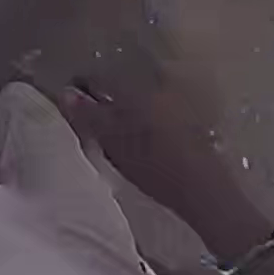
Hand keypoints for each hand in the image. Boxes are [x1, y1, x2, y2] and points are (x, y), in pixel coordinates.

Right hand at [61, 77, 272, 261]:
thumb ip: (87, 115)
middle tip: (86, 118)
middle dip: (100, 97)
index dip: (79, 88)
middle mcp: (155, 89)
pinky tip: (133, 138)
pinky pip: (150, 111)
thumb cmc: (156, 167)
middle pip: (117, 85)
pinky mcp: (186, 121)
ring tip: (108, 131)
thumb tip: (64, 93)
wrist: (208, 197)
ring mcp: (174, 104)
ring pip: (134, 98)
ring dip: (119, 109)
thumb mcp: (114, 143)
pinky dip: (137, 119)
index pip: (97, 77)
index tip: (68, 103)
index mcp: (136, 89)